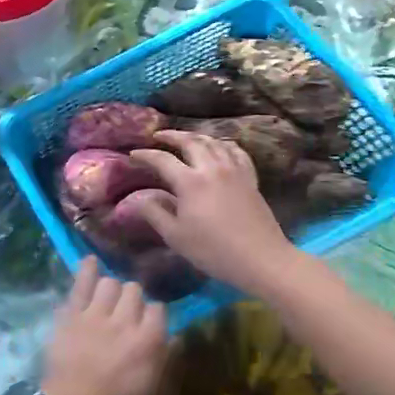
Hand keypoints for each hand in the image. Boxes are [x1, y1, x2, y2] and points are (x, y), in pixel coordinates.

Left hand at [41, 258, 168, 394]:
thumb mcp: (151, 385)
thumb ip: (165, 356)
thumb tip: (176, 336)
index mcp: (147, 340)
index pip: (158, 308)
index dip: (153, 312)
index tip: (148, 320)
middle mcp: (124, 322)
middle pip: (134, 290)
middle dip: (132, 298)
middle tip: (125, 310)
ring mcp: (96, 314)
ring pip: (109, 283)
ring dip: (110, 289)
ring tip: (107, 299)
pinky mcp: (72, 312)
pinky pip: (81, 283)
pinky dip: (86, 269)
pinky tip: (90, 261)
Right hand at [129, 130, 293, 292]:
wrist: (261, 259)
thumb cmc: (213, 250)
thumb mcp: (175, 236)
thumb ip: (154, 213)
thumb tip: (139, 198)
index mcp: (190, 182)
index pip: (162, 160)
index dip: (145, 155)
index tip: (133, 155)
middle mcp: (212, 168)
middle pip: (190, 141)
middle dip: (171, 136)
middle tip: (158, 136)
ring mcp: (234, 171)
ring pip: (214, 143)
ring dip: (196, 137)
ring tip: (186, 139)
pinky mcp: (250, 178)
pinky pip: (237, 152)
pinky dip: (224, 145)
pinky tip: (220, 148)